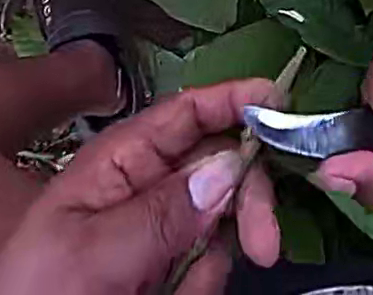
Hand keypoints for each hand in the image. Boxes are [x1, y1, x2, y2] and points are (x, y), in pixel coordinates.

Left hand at [0, 78, 282, 294]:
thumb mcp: (89, 257)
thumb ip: (159, 212)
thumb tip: (229, 165)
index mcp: (125, 157)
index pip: (190, 109)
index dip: (236, 98)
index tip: (282, 102)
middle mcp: (151, 180)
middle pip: (223, 159)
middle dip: (248, 195)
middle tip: (265, 244)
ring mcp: (163, 224)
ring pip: (226, 212)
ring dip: (221, 253)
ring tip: (183, 292)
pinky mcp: (171, 265)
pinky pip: (212, 260)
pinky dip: (204, 283)